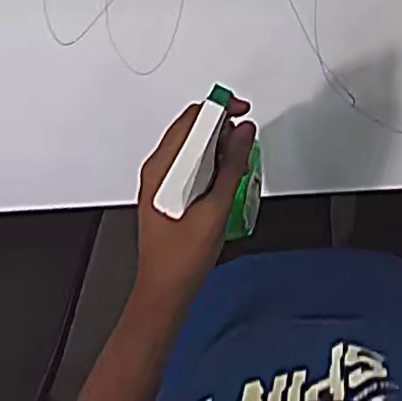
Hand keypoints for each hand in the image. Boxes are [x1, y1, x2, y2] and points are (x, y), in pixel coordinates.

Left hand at [134, 97, 256, 298]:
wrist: (165, 293)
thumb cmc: (183, 258)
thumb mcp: (216, 208)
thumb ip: (232, 165)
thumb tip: (244, 131)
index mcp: (162, 169)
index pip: (192, 118)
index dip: (220, 108)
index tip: (242, 110)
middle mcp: (157, 169)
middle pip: (192, 126)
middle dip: (222, 126)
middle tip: (244, 139)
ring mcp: (161, 179)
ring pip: (193, 142)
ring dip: (219, 143)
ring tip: (236, 162)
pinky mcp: (168, 189)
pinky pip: (192, 158)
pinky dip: (212, 158)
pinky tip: (225, 176)